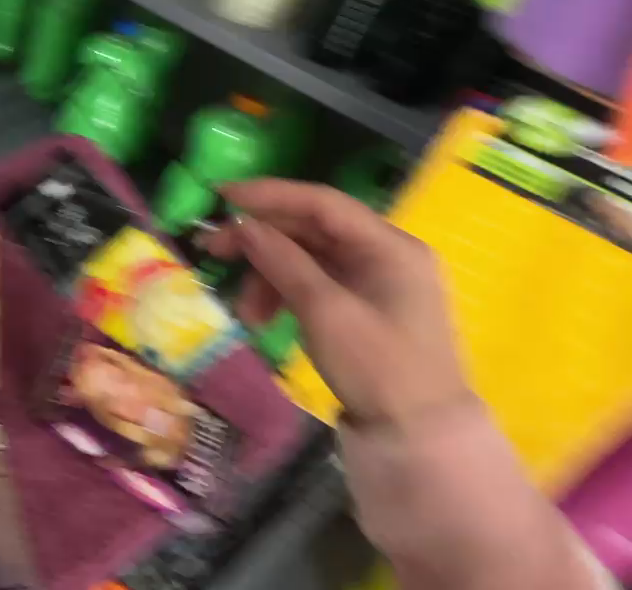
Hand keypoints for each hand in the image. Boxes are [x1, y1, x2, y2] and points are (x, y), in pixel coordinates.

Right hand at [204, 180, 473, 431]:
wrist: (419, 437)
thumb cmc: (378, 367)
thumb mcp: (324, 311)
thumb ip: (281, 260)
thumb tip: (240, 223)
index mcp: (389, 247)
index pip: (320, 202)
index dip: (268, 194)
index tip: (219, 197)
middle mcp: (382, 253)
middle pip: (307, 228)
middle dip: (258, 239)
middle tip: (212, 249)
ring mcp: (370, 279)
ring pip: (301, 256)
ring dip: (264, 275)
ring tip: (242, 309)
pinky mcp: (357, 302)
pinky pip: (307, 281)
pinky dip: (278, 293)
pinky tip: (260, 318)